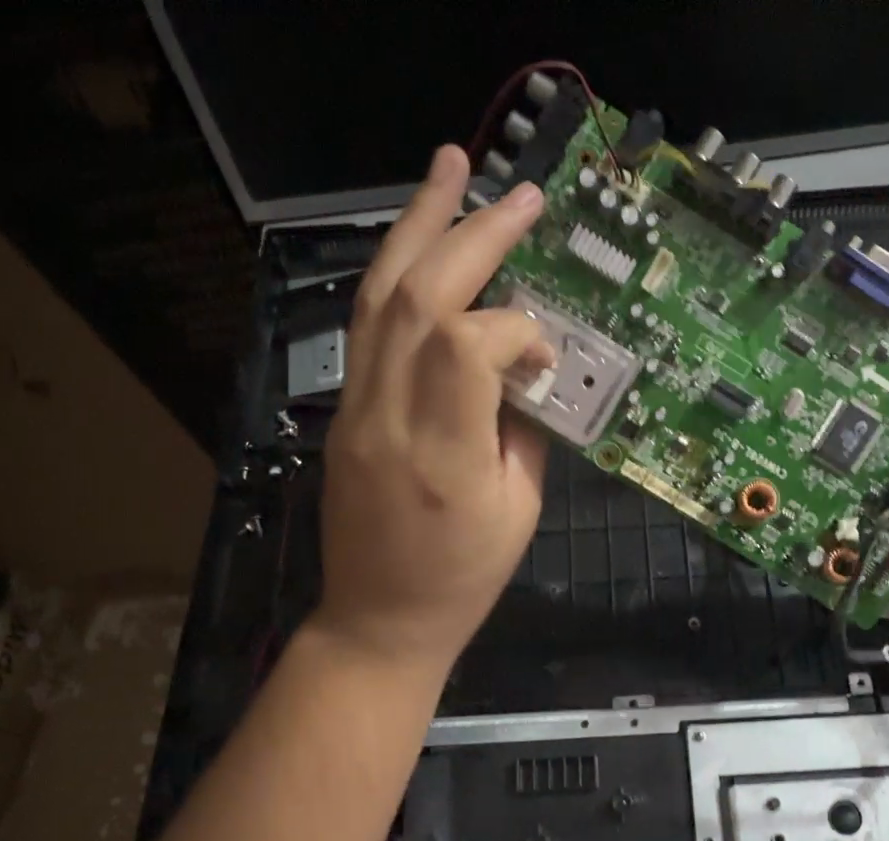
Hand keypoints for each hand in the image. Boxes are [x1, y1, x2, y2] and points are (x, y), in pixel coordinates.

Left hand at [311, 145, 553, 672]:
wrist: (377, 620)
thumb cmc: (461, 580)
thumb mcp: (520, 513)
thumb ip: (526, 430)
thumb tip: (528, 368)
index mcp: (445, 456)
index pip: (470, 345)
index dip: (518, 329)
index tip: (545, 354)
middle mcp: (389, 420)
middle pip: (418, 297)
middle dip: (469, 232)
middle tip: (515, 191)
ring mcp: (355, 411)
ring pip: (378, 297)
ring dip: (416, 227)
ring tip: (449, 172)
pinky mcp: (342, 411)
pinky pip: (366, 325)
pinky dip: (397, 274)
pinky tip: (421, 245)